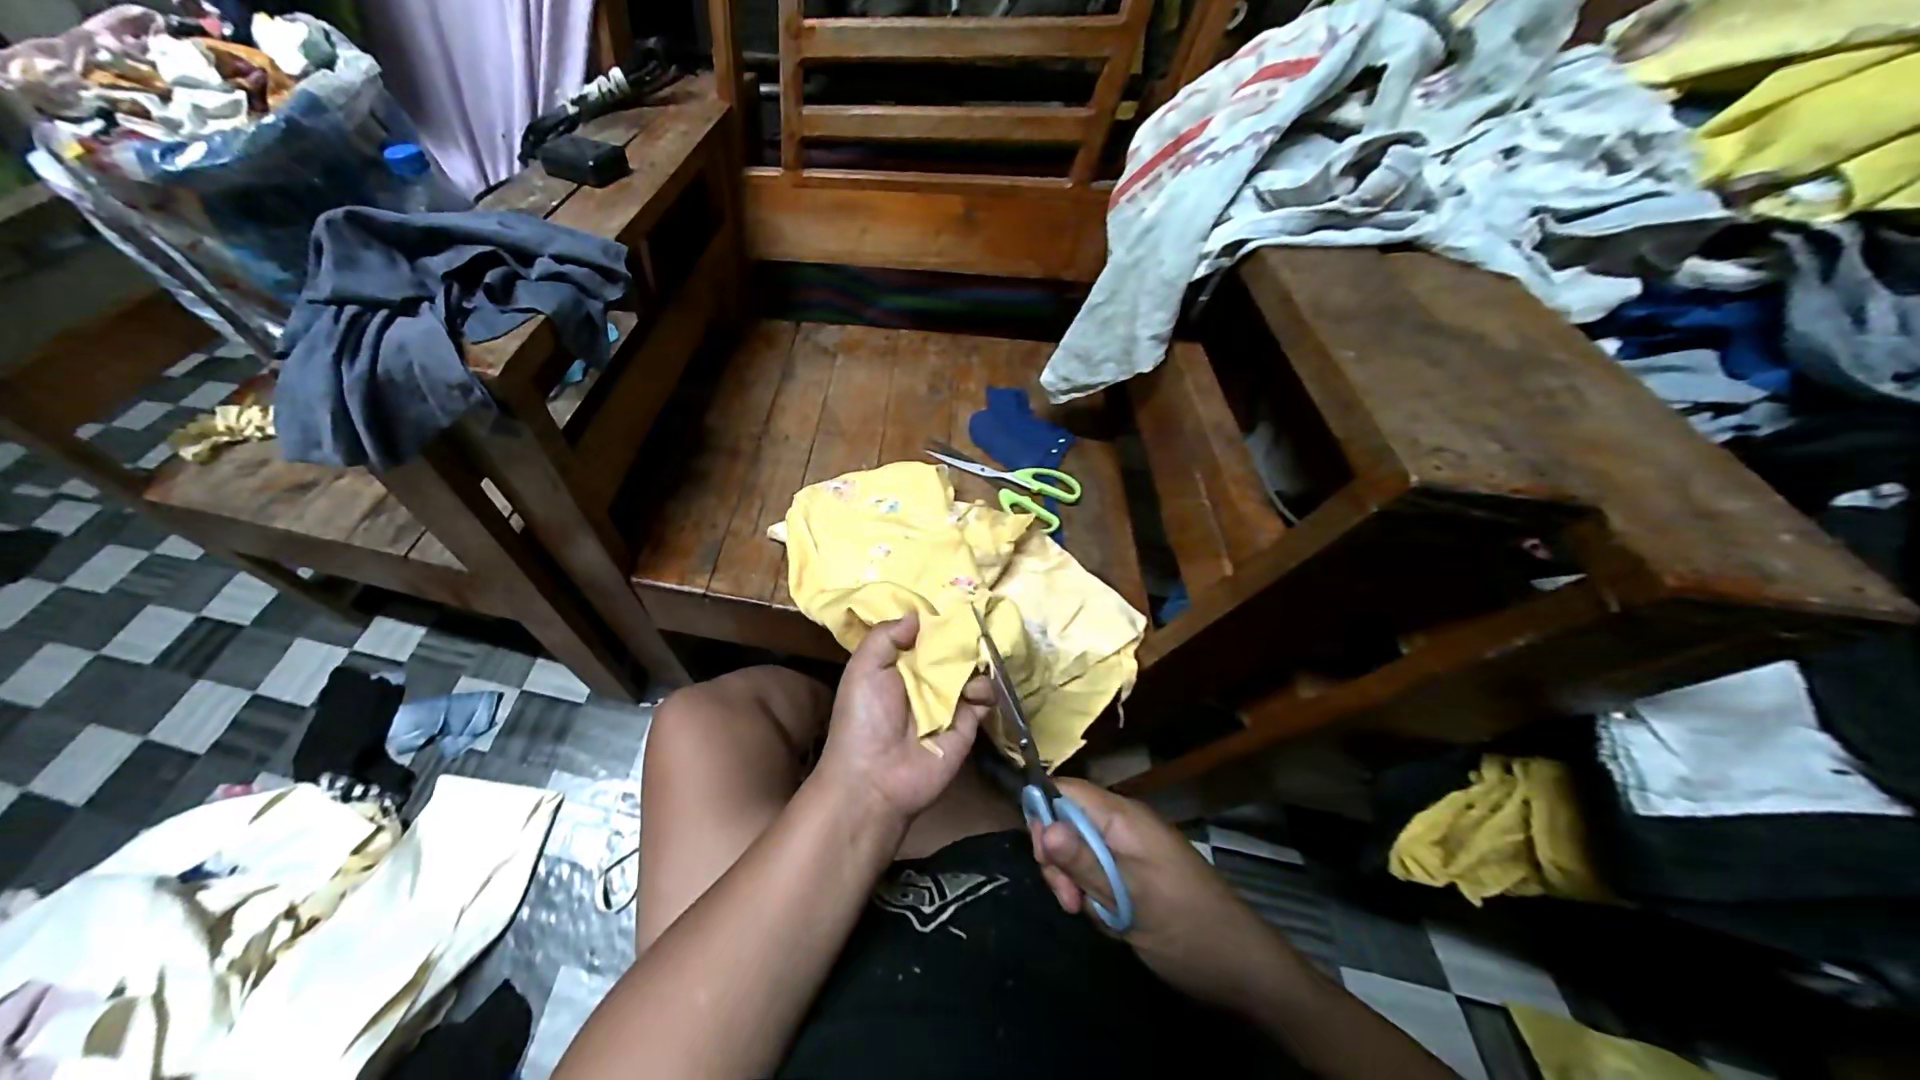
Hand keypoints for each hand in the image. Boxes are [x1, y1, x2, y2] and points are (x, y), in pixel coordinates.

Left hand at [814, 612, 992, 824]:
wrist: (876, 778)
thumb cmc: (864, 717)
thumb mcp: (863, 668)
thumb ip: (887, 635)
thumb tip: (918, 615)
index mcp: (897, 664)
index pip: (920, 634)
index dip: (933, 620)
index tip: (950, 602)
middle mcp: (924, 679)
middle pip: (950, 648)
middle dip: (961, 636)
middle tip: (973, 621)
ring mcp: (948, 700)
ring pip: (971, 668)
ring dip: (974, 660)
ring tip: (971, 660)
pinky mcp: (968, 722)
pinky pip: (983, 697)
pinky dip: (983, 689)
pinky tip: (972, 690)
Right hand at [1031, 778, 1298, 1011]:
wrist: (1246, 969)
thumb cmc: (1187, 931)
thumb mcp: (1130, 900)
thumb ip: (1085, 862)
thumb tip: (1043, 826)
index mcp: (1124, 819)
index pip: (1065, 791)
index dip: (1044, 816)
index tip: (1045, 860)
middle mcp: (1125, 825)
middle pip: (1067, 822)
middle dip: (1059, 860)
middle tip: (1071, 903)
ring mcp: (1133, 850)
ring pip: (1080, 852)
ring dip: (1078, 884)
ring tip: (1097, 916)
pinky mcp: (1138, 873)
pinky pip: (1100, 872)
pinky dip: (1097, 896)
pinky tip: (1112, 920)